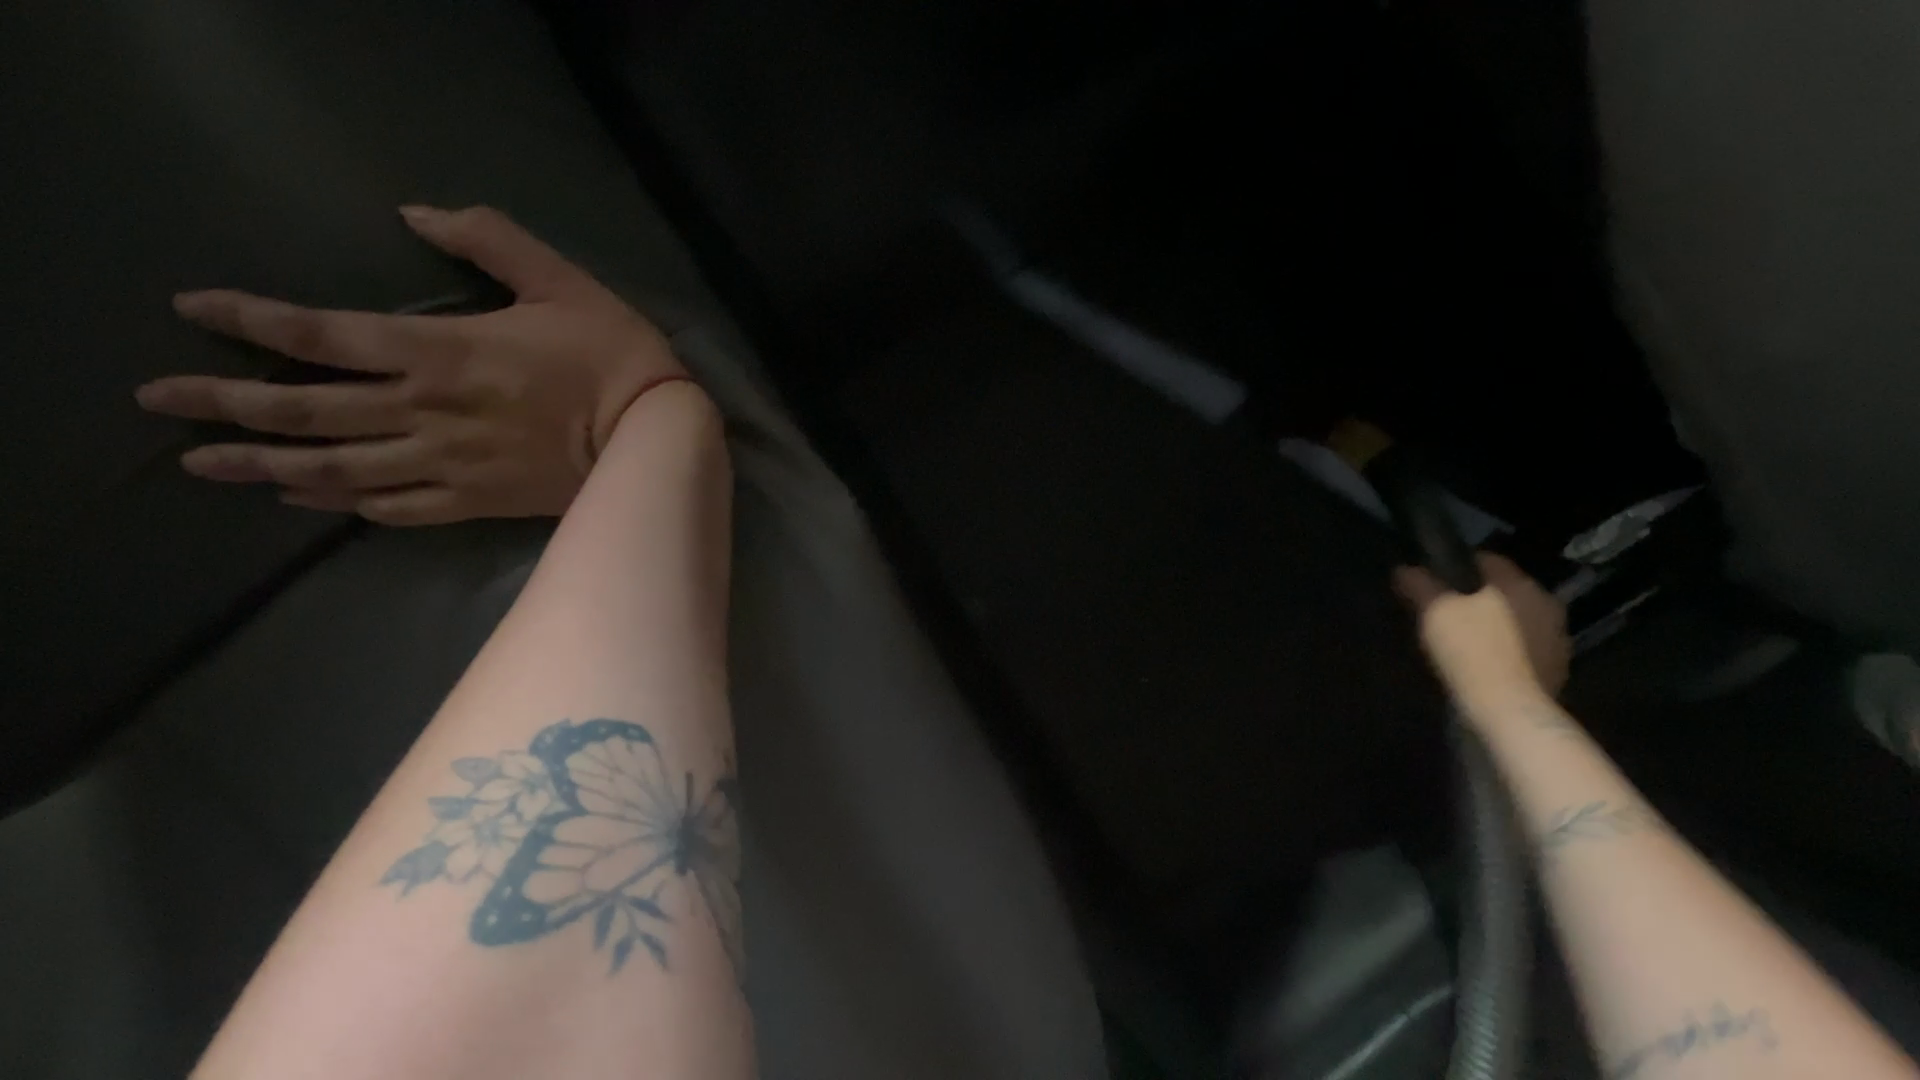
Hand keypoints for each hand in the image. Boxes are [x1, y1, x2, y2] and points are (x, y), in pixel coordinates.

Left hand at [136, 205, 686, 524]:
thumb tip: (415, 215)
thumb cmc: (612, 354)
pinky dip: (343, 503)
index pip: (324, 335)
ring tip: (208, 466)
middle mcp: (426, 412)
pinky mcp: (473, 499)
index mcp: (442, 352)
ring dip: (266, 466)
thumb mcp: (561, 279)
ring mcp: (445, 463)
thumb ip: (488, 240)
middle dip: (228, 405)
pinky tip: (307, 499)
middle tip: (158, 403)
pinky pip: (393, 507)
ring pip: (338, 468)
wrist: (653, 437)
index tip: (193, 312)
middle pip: (310, 411)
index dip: (252, 322)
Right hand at [1393, 553, 1570, 704]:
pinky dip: (1504, 649)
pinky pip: (1523, 647)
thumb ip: (1420, 585)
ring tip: (1461, 639)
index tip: (1432, 580)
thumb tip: (1404, 569)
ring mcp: (1556, 637)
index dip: (1455, 565)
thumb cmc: (1471, 650)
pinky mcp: (1557, 668)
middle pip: (1502, 590)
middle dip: (1476, 597)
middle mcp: (1545, 602)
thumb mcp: (1434, 611)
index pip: (1485, 559)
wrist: (1509, 710)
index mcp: (1519, 583)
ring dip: (1493, 624)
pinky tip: (1482, 663)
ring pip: (1515, 619)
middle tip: (1444, 611)